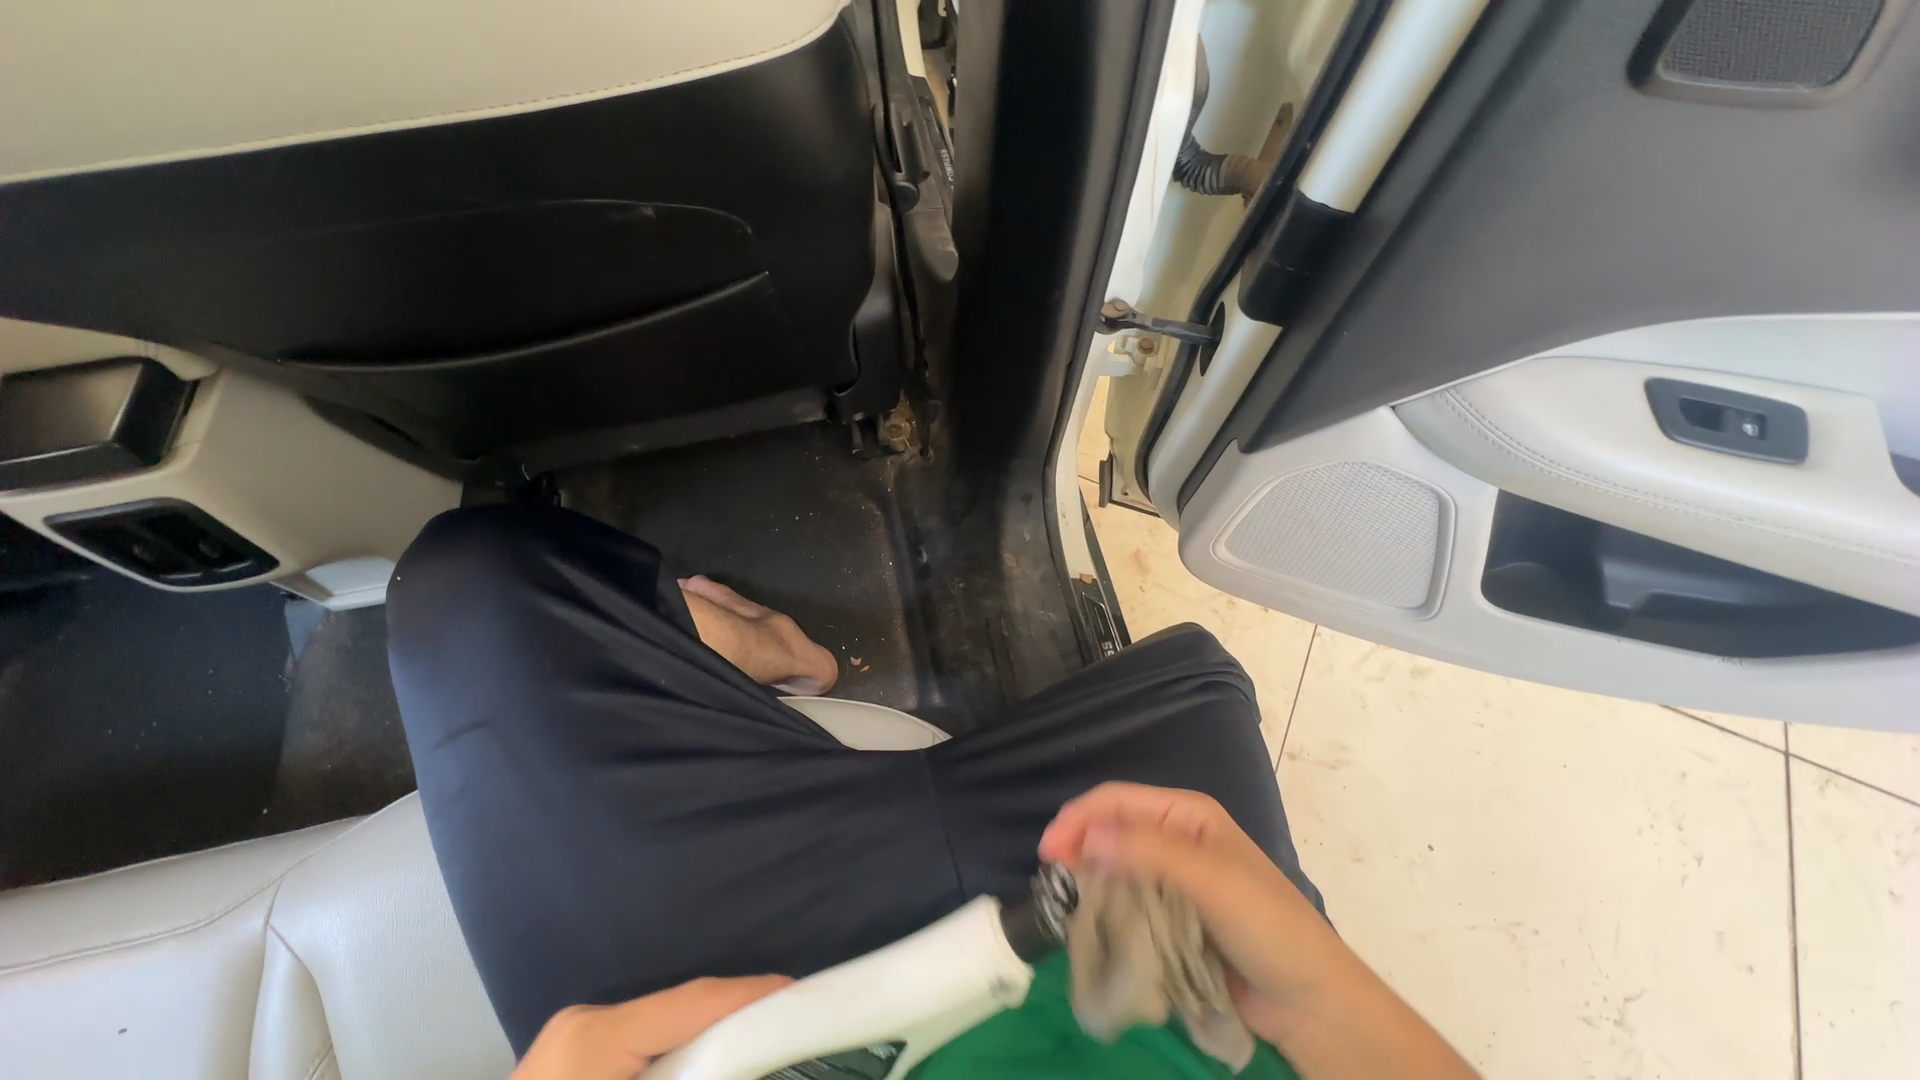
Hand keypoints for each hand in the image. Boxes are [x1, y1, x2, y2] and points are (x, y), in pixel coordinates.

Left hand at [512, 975, 791, 1079]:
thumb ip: (698, 1073)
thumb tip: (753, 1066)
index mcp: (597, 1039)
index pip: (696, 1001)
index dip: (755, 995)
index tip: (810, 998)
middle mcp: (586, 1023)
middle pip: (686, 1006)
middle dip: (743, 1013)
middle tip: (796, 1026)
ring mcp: (576, 1037)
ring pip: (668, 1021)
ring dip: (715, 1033)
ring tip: (763, 1042)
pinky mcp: (575, 1055)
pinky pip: (647, 1040)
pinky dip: (684, 1050)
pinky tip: (711, 1062)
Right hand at [1039, 783, 1478, 1078]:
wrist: (1307, 999)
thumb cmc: (1265, 924)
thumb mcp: (1209, 879)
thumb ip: (1148, 851)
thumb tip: (1086, 834)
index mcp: (1185, 815)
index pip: (1117, 801)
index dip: (1079, 819)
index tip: (1048, 852)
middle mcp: (1174, 839)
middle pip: (1111, 832)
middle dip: (1079, 849)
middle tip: (1052, 880)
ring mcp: (1170, 881)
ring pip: (1113, 870)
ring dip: (1089, 881)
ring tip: (1066, 902)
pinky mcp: (1168, 918)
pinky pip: (1125, 905)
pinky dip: (1105, 910)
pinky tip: (1091, 922)